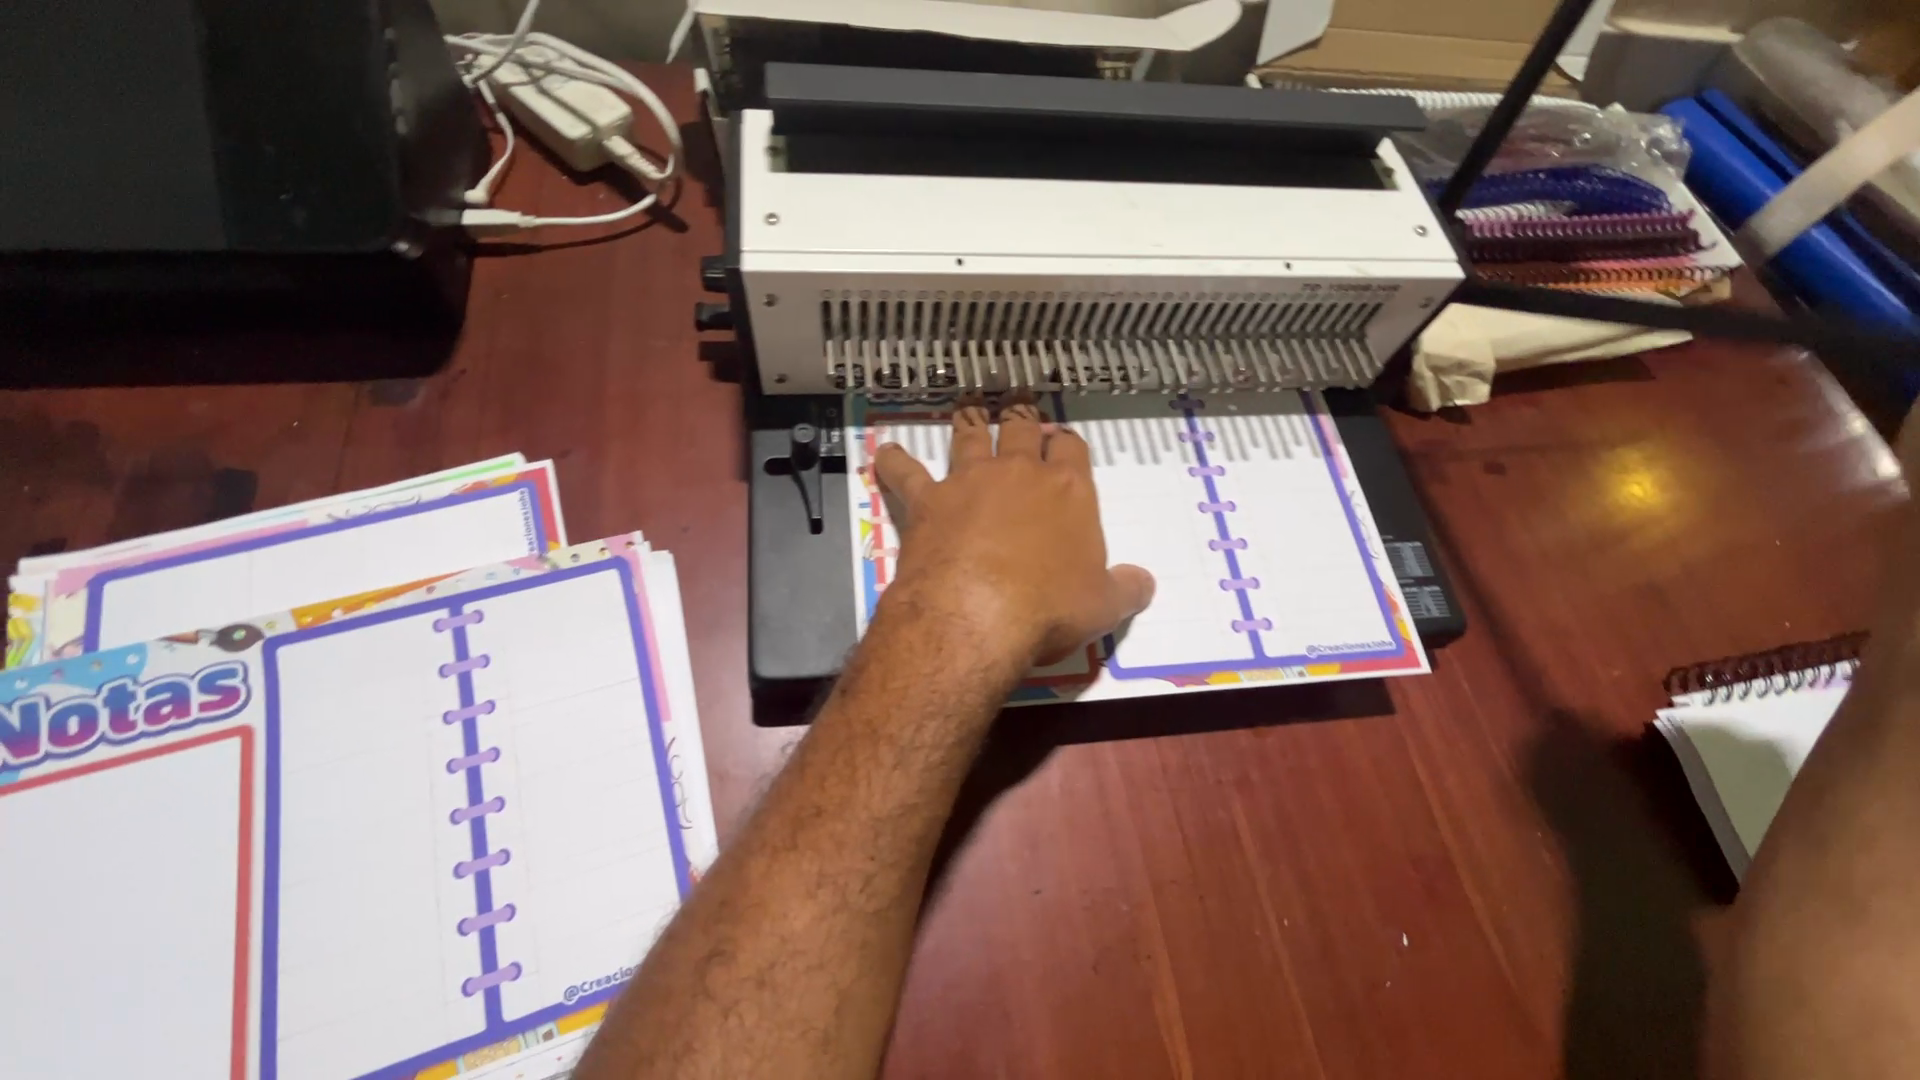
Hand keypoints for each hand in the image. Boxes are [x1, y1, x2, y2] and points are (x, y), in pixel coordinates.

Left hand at [872, 400, 1154, 668]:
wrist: (977, 614)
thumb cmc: (1050, 609)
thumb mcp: (1104, 606)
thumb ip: (1127, 588)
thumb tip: (1144, 582)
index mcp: (1069, 491)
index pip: (1072, 449)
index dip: (1067, 444)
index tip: (1062, 444)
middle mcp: (1020, 474)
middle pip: (1022, 429)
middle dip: (1022, 418)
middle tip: (1018, 410)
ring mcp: (970, 482)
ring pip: (971, 436)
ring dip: (970, 423)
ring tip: (968, 409)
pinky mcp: (928, 501)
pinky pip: (907, 472)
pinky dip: (894, 462)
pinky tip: (884, 453)